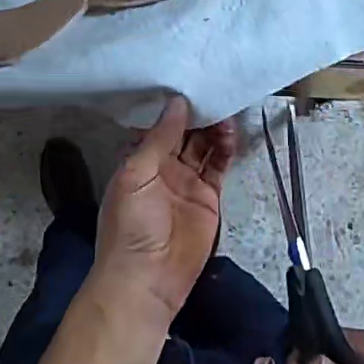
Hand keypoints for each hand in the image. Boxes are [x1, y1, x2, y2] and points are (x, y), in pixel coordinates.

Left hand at [91, 96, 232, 324]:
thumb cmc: (131, 225)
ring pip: (204, 146)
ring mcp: (187, 182)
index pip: (159, 126)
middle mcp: (164, 167)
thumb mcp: (135, 176)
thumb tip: (177, 103)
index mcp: (140, 160)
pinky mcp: (208, 197)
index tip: (190, 83)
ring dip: (214, 128)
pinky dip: (226, 149)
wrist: (147, 281)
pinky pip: (218, 166)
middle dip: (199, 114)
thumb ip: (159, 138)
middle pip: (185, 133)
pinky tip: (231, 134)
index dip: (174, 107)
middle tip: (215, 93)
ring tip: (226, 112)